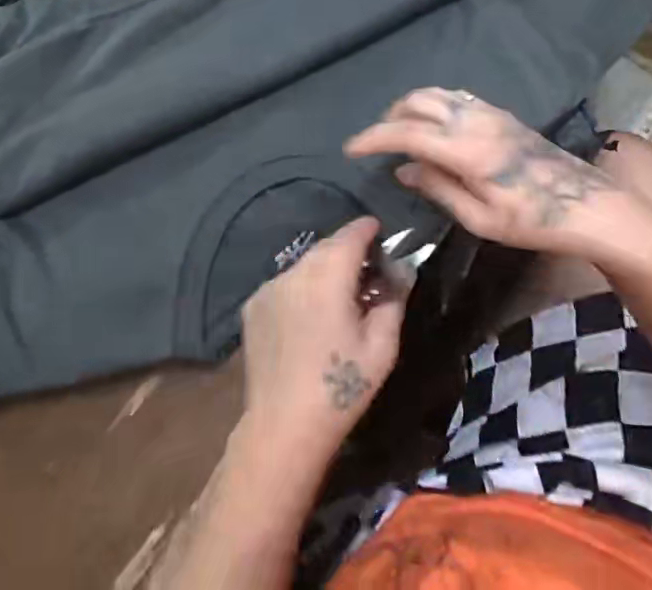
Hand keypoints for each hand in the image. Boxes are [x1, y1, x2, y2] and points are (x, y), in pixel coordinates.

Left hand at [238, 217, 404, 454]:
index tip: (379, 231)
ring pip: (303, 266)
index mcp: (327, 277)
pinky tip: (308, 318)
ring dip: (322, 271)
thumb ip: (393, 300)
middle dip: (347, 251)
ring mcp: (268, 288)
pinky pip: (284, 285)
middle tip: (367, 272)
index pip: (350, 235)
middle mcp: (293, 272)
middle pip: (325, 247)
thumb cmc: (341, 387)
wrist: (284, 424)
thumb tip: (399, 272)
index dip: (367, 229)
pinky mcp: (252, 306)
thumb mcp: (382, 347)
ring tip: (338, 299)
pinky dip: (300, 289)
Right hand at [345, 87, 637, 254]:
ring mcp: (491, 114)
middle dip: (389, 118)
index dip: (373, 138)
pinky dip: (434, 103)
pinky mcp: (503, 115)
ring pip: (437, 94)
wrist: (593, 208)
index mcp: (466, 150)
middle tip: (377, 143)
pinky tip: (433, 124)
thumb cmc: (535, 222)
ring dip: (410, 107)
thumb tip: (404, 169)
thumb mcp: (481, 219)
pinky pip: (457, 96)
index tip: (350, 149)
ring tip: (400, 132)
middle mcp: (475, 122)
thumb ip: (438, 188)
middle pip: (417, 102)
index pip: (406, 133)